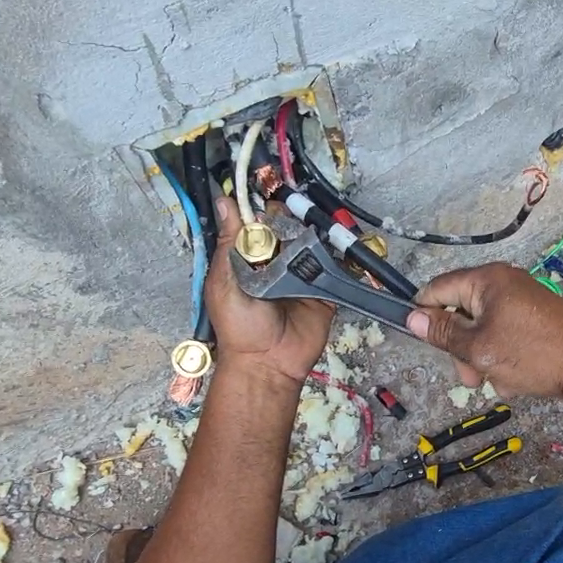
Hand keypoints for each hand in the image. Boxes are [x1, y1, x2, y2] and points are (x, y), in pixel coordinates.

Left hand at [206, 198, 333, 385]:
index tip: (268, 199)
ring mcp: (302, 272)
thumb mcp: (224, 282)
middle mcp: (277, 261)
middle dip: (291, 217)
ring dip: (315, 230)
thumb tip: (223, 203)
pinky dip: (340, 253)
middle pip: (289, 225)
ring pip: (312, 239)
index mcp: (249, 257)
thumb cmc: (240, 328)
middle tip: (292, 222)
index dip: (262, 209)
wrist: (269, 363)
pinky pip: (335, 265)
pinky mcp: (325, 287)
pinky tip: (337, 244)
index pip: (258, 221)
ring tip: (313, 233)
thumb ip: (227, 243)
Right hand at [405, 262, 562, 398]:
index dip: (424, 313)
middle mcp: (505, 283)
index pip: (439, 288)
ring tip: (499, 380)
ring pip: (484, 330)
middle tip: (470, 376)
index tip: (419, 338)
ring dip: (483, 359)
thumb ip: (443, 333)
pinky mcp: (537, 320)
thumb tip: (412, 317)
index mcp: (488, 280)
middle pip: (462, 313)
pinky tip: (516, 379)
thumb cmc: (534, 355)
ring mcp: (523, 301)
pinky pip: (505, 336)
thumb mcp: (479, 348)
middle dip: (461, 348)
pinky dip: (503, 358)